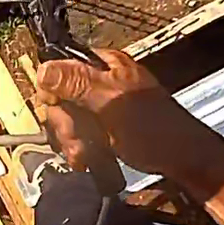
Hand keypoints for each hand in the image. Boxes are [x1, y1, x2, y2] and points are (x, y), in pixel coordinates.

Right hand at [34, 49, 223, 181]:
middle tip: (78, 137)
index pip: (60, 67)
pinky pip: (76, 136)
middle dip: (65, 123)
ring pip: (66, 120)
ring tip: (85, 153)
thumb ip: (76, 83)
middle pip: (59, 98)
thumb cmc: (156, 127)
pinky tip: (86, 158)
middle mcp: (100, 83)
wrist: (179, 159)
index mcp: (104, 65)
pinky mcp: (101, 130)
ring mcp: (100, 108)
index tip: (58, 109)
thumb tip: (43, 70)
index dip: (53, 91)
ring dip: (71, 140)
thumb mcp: (111, 101)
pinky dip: (78, 149)